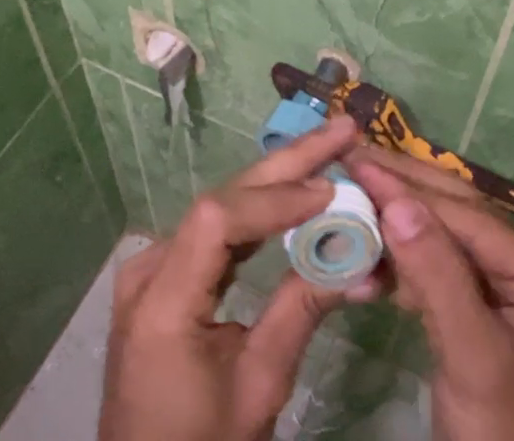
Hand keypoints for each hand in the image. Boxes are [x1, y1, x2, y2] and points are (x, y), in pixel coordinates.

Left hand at [101, 115, 359, 440]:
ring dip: (276, 182)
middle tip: (341, 130)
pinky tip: (293, 198)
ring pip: (220, 213)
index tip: (332, 191)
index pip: (217, 219)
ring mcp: (153, 273)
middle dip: (286, 164)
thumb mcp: (259, 384)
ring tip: (329, 153)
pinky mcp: (166, 282)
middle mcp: (149, 271)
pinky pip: (215, 237)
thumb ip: (302, 310)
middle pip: (221, 202)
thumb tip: (363, 260)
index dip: (276, 198)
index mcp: (162, 300)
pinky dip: (258, 216)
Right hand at [347, 146, 513, 440]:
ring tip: (353, 195)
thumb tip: (396, 198)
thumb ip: (438, 276)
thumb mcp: (475, 359)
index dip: (409, 187)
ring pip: (450, 243)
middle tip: (350, 157)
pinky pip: (446, 276)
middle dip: (405, 190)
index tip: (355, 158)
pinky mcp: (490, 320)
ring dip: (402, 224)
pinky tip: (375, 256)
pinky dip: (408, 265)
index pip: (470, 217)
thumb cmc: (509, 437)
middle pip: (463, 219)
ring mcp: (513, 299)